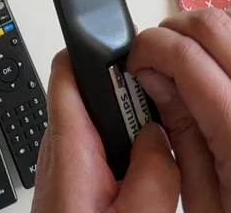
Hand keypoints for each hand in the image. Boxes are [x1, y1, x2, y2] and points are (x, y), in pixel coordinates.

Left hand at [31, 50, 179, 212]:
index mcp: (68, 147)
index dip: (98, 45)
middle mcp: (62, 150)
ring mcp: (68, 167)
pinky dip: (127, 152)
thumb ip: (153, 173)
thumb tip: (161, 134)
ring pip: (101, 124)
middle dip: (130, 91)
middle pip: (93, 93)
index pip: (68, 66)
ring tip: (165, 140)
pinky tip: (149, 174)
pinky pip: (102, 151)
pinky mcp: (75, 185)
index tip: (135, 47)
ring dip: (132, 125)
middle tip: (168, 102)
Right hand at [128, 9, 230, 212]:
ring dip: (195, 26)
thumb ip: (179, 132)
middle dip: (169, 30)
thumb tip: (152, 75)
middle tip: (151, 60)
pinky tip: (206, 59)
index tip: (132, 68)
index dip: (149, 49)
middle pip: (212, 26)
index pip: (189, 59)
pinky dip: (220, 32)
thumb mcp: (205, 200)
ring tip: (177, 57)